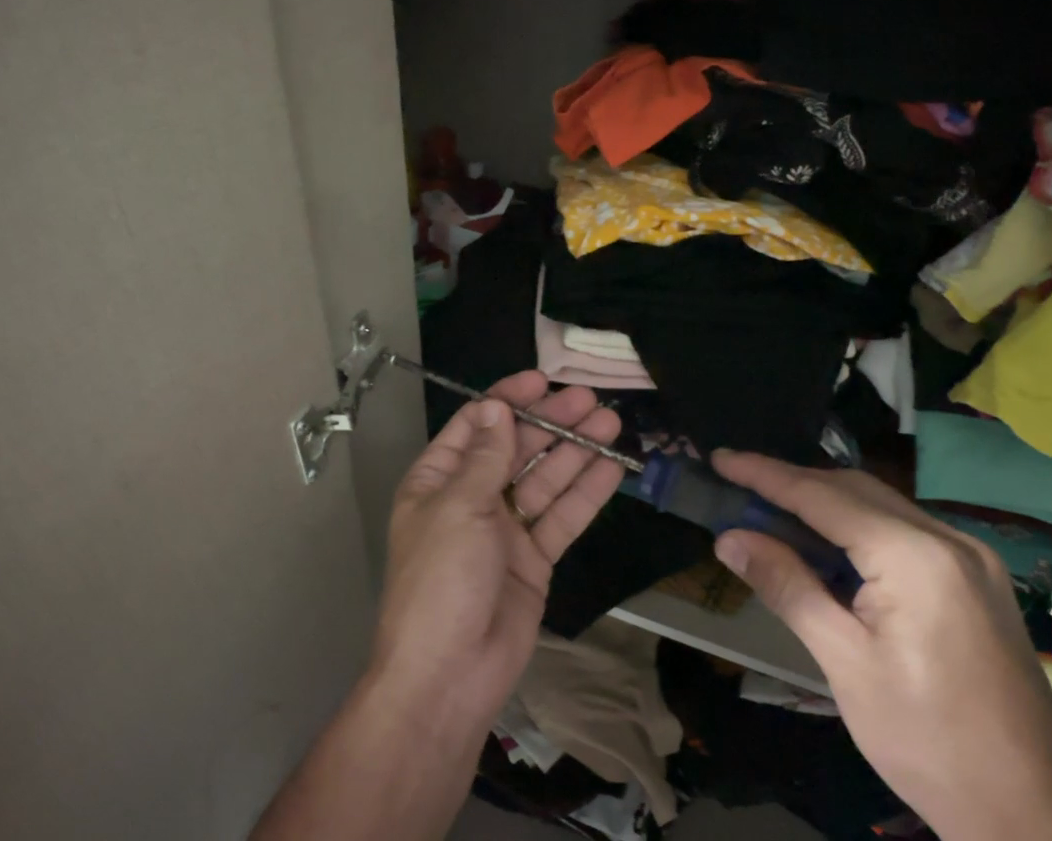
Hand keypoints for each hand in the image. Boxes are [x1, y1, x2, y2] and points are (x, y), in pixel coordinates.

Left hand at [369, 372, 624, 733]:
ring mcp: (504, 531)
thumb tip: (495, 408)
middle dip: (551, 423)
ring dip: (576, 453)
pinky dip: (586, 494)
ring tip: (612, 423)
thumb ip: (484, 458)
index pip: (475, 427)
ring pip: (544, 481)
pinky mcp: (534, 560)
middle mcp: (471, 500)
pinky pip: (562, 518)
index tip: (542, 379)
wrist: (449, 673)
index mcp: (438, 482)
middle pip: (516, 450)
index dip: (507, 400)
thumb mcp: (457, 509)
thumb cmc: (441, 581)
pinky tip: (614, 469)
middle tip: (591, 400)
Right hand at [710, 452, 1051, 840]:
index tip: (720, 458)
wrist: (1031, 814)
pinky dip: (858, 532)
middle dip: (793, 484)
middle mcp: (951, 541)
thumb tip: (730, 538)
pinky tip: (827, 551)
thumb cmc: (926, 741)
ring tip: (769, 515)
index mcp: (916, 556)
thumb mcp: (844, 662)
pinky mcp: (978, 585)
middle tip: (736, 487)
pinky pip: (906, 536)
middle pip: (856, 490)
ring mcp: (972, 562)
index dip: (765, 475)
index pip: (823, 497)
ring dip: (825, 506)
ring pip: (883, 510)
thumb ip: (788, 587)